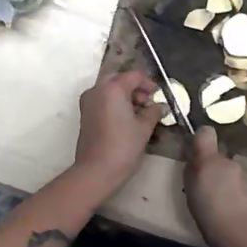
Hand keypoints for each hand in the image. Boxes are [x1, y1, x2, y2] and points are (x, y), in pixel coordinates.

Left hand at [73, 71, 161, 193]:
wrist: (96, 170)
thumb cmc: (123, 146)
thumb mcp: (144, 128)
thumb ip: (154, 112)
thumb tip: (161, 106)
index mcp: (113, 89)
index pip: (134, 76)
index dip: (149, 83)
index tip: (158, 95)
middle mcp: (97, 90)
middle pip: (118, 79)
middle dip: (134, 87)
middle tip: (148, 101)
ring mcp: (88, 102)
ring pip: (108, 89)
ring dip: (124, 95)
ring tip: (139, 112)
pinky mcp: (85, 115)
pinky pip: (101, 100)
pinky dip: (114, 103)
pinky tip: (126, 118)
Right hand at [183, 127, 246, 246]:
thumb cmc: (213, 221)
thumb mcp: (192, 198)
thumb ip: (193, 174)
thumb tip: (194, 161)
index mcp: (209, 162)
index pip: (204, 133)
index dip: (201, 140)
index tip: (197, 154)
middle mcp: (230, 162)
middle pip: (219, 158)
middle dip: (214, 169)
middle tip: (207, 191)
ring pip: (232, 172)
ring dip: (227, 182)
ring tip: (224, 206)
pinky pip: (243, 184)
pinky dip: (239, 193)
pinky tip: (237, 211)